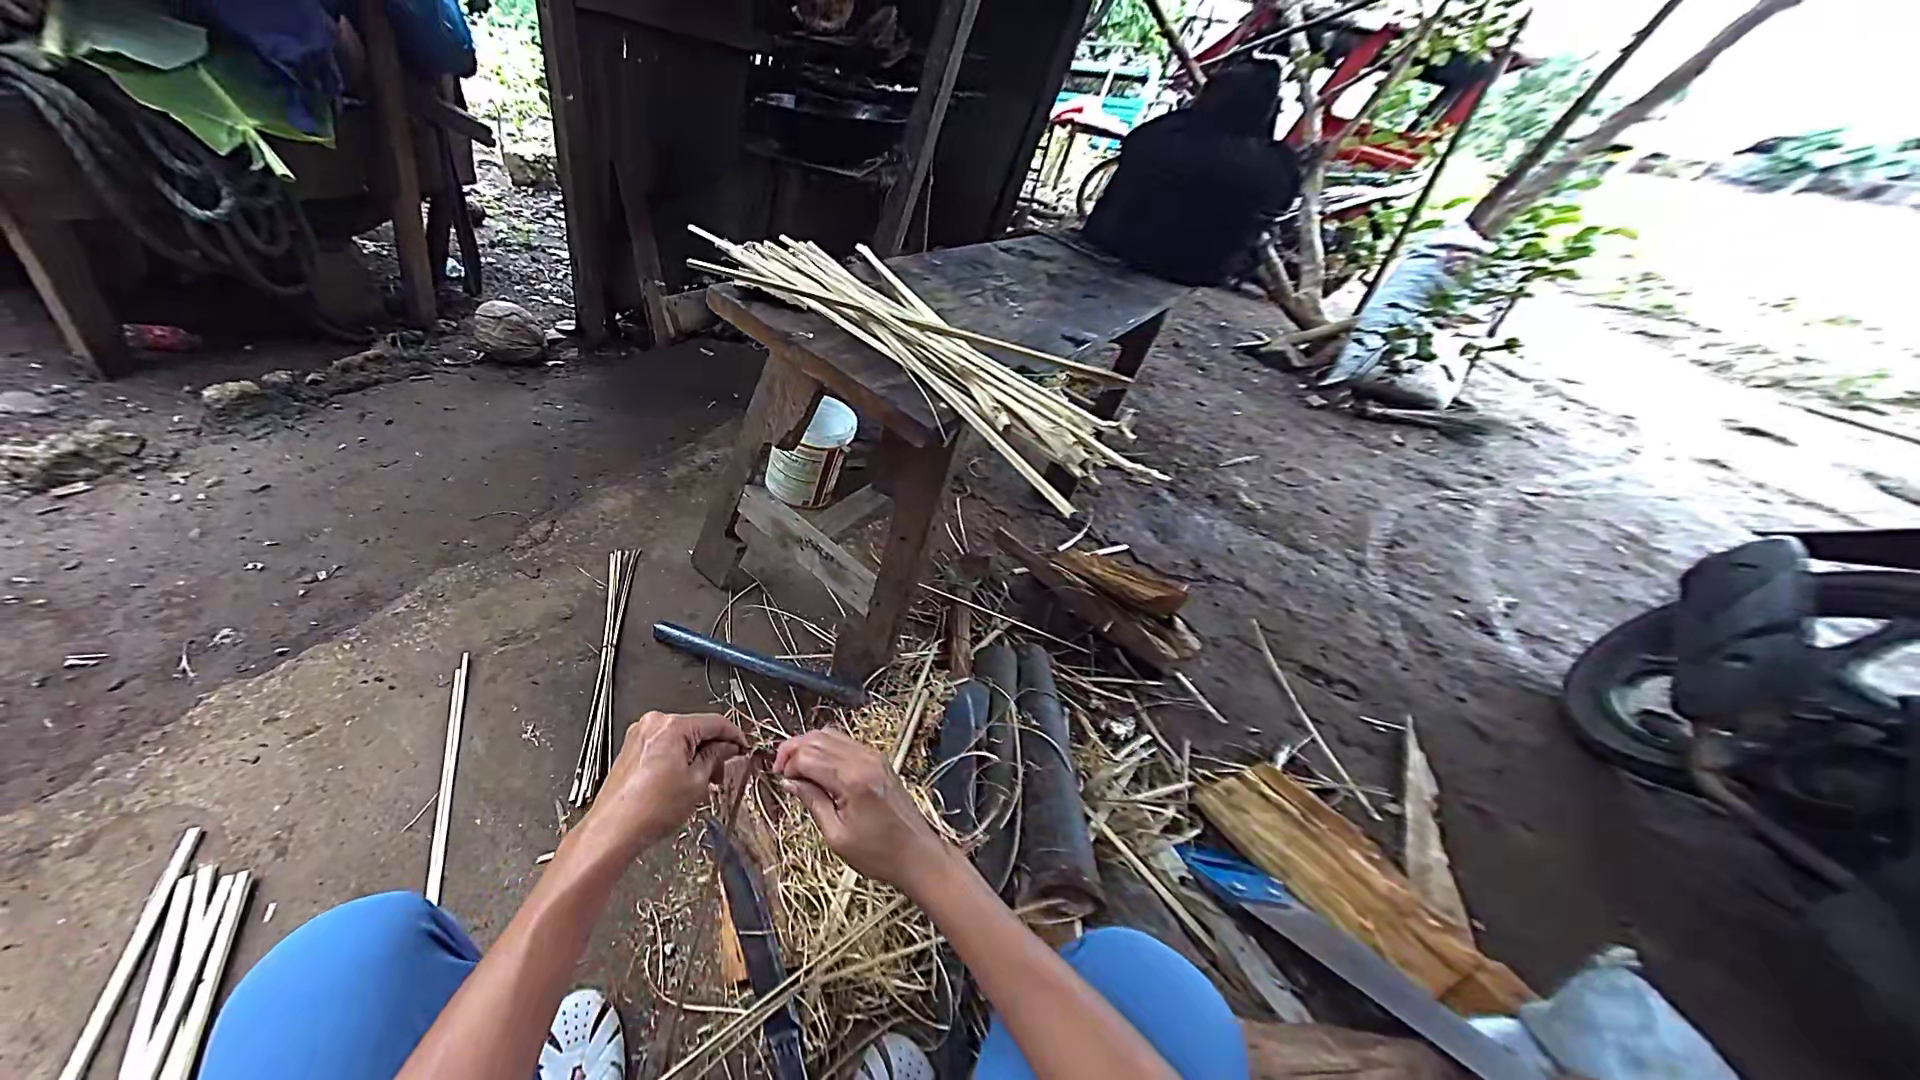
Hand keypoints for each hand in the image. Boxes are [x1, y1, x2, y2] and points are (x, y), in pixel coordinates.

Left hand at [575, 711, 747, 857]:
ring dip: (697, 755)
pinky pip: (665, 746)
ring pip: (681, 738)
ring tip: (704, 781)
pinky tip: (685, 780)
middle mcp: (653, 724)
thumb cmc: (649, 809)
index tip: (744, 747)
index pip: (716, 722)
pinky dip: (679, 758)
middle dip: (714, 749)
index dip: (735, 736)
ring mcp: (639, 736)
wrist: (611, 832)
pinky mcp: (632, 749)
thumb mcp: (697, 781)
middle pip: (697, 729)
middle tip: (724, 770)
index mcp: (672, 726)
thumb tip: (727, 747)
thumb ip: (717, 756)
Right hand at [774, 728, 956, 896]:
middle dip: (794, 750)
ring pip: (832, 735)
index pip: (808, 755)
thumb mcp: (836, 835)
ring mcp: (874, 756)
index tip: (781, 782)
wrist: (918, 853)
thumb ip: (812, 801)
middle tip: (781, 771)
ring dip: (809, 746)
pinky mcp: (880, 760)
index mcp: (852, 779)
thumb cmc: (877, 854)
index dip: (788, 765)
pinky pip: (846, 743)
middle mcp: (864, 759)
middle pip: (818, 738)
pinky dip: (827, 748)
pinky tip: (818, 768)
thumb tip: (789, 781)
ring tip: (796, 769)